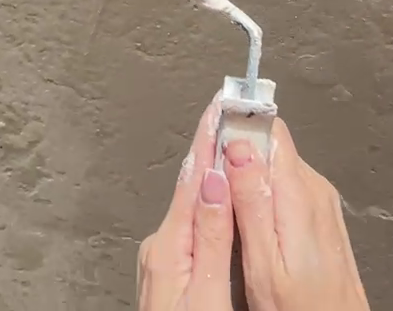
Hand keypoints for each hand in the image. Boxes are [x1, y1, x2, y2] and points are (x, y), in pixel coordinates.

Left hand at [138, 95, 235, 310]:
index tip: (222, 102)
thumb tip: (214, 178)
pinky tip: (218, 191)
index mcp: (169, 246)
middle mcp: (160, 245)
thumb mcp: (206, 297)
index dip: (210, 135)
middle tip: (232, 112)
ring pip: (192, 201)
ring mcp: (161, 257)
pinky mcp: (167, 268)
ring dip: (211, 170)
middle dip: (213, 147)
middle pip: (193, 183)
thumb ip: (210, 236)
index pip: (195, 176)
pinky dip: (207, 199)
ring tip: (229, 139)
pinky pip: (191, 220)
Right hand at [223, 119, 369, 310]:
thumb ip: (251, 203)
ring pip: (278, 166)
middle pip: (272, 146)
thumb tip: (237, 147)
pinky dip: (268, 194)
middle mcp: (315, 188)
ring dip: (253, 178)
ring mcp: (322, 199)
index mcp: (299, 194)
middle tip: (217, 188)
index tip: (215, 135)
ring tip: (234, 210)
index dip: (240, 127)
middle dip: (241, 157)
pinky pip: (290, 185)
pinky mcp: (323, 213)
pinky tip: (257, 224)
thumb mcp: (264, 265)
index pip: (270, 130)